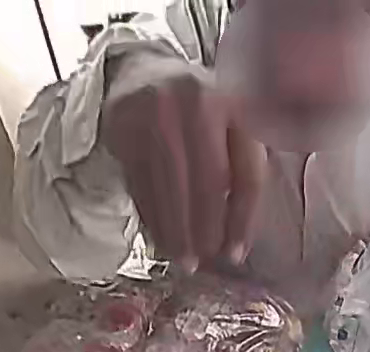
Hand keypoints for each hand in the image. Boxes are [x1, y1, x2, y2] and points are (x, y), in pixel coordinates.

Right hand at [99, 59, 266, 270]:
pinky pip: (142, 187)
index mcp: (236, 107)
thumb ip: (244, 173)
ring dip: (177, 234)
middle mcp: (195, 103)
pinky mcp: (123, 127)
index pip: (247, 176)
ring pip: (171, 190)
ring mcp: (154, 112)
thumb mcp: (231, 130)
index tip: (235, 256)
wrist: (142, 71)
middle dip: (206, 232)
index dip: (242, 223)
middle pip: (208, 185)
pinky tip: (161, 241)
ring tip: (183, 261)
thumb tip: (237, 244)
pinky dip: (153, 221)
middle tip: (202, 262)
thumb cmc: (199, 115)